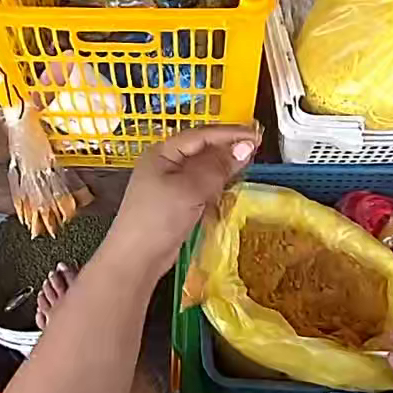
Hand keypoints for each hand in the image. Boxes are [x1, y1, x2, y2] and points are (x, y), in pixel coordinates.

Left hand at [106, 124, 259, 273]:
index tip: (256, 135)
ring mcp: (170, 185)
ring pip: (204, 169)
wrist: (136, 259)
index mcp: (163, 153)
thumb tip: (245, 147)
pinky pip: (202, 187)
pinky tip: (232, 187)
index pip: (201, 135)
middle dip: (228, 148)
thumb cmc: (157, 219)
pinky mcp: (177, 204)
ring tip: (249, 166)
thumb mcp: (190, 189)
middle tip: (256, 149)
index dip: (230, 133)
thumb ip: (217, 167)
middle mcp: (166, 164)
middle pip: (202, 150)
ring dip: (225, 167)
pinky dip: (218, 185)